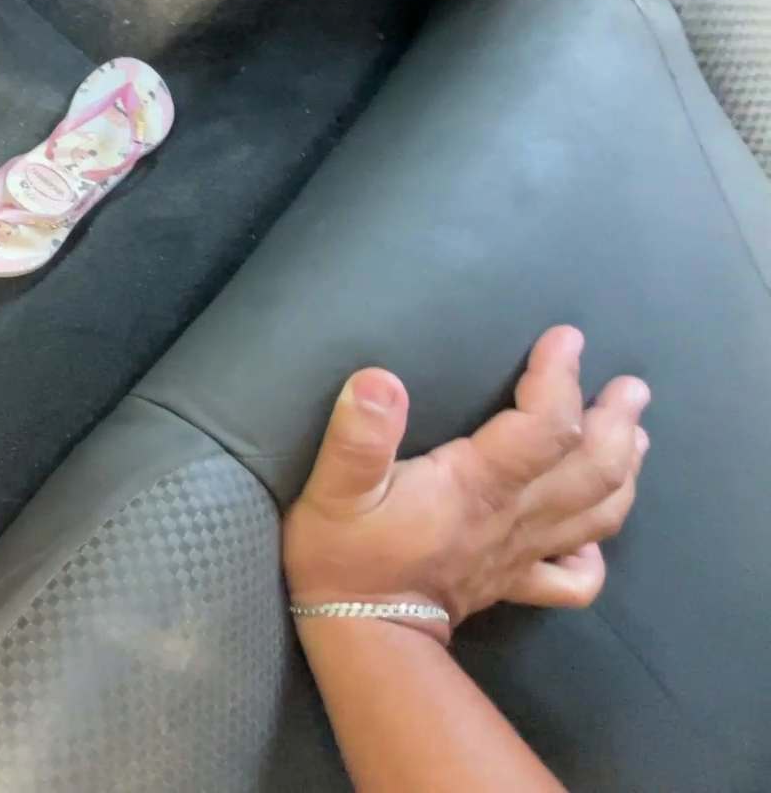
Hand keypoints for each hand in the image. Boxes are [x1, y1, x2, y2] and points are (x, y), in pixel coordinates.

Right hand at [283, 325, 649, 643]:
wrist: (359, 629)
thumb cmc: (341, 551)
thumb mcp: (333, 487)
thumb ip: (358, 435)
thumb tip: (379, 378)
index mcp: (475, 486)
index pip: (540, 426)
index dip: (557, 379)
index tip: (565, 339)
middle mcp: (513, 517)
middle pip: (590, 467)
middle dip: (614, 420)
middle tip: (630, 386)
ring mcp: (519, 554)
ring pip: (598, 512)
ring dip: (625, 469)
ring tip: (634, 436)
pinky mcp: (511, 584)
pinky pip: (575, 575)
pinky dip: (596, 551)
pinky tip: (591, 535)